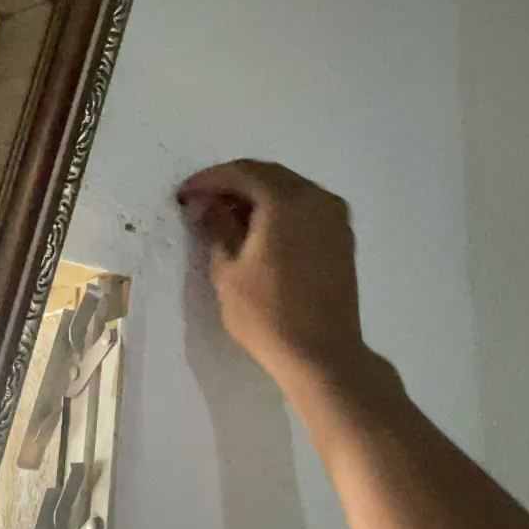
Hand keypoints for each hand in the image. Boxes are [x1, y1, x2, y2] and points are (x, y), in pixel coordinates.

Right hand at [179, 160, 376, 389]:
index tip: (185, 195)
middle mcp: (317, 198)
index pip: (241, 173)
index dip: (208, 180)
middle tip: (204, 203)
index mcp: (287, 200)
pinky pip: (305, 210)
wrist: (322, 355)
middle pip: (268, 176)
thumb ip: (218, 228)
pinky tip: (259, 232)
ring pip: (289, 191)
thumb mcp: (228, 271)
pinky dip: (280, 212)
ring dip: (257, 198)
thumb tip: (211, 207)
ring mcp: (335, 218)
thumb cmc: (268, 315)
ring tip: (228, 218)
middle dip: (233, 185)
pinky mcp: (342, 238)